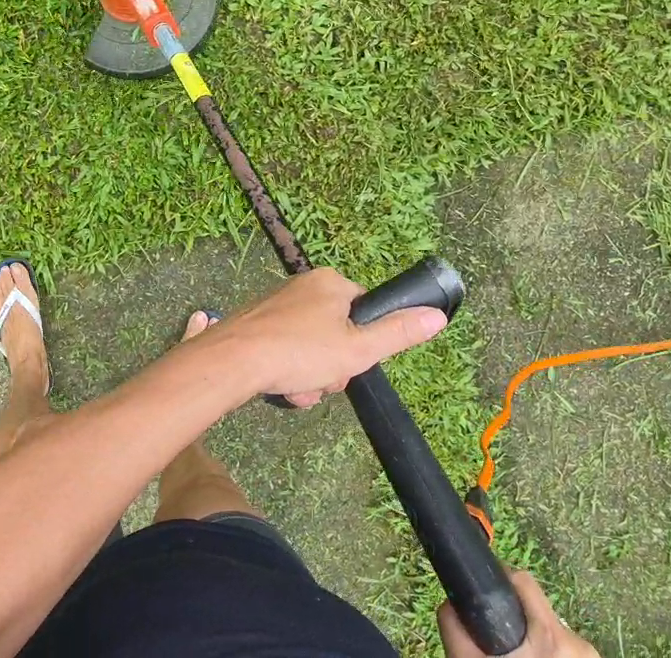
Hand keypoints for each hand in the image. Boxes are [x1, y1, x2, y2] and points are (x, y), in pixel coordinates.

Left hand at [209, 268, 447, 406]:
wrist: (233, 361)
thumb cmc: (299, 351)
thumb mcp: (358, 349)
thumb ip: (397, 334)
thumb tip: (436, 315)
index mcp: (330, 283)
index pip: (364, 310)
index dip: (364, 342)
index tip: (352, 360)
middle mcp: (303, 286)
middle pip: (337, 333)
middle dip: (333, 366)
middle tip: (323, 379)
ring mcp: (277, 305)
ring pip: (312, 348)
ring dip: (311, 376)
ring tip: (299, 387)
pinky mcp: (257, 324)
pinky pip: (287, 351)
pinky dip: (289, 373)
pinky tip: (283, 387)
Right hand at [439, 572, 598, 657]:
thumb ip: (457, 632)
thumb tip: (450, 604)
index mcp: (551, 637)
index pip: (523, 583)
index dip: (498, 585)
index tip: (483, 603)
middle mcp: (579, 645)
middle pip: (536, 611)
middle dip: (515, 624)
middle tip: (499, 651)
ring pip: (552, 635)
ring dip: (533, 646)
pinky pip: (565, 653)